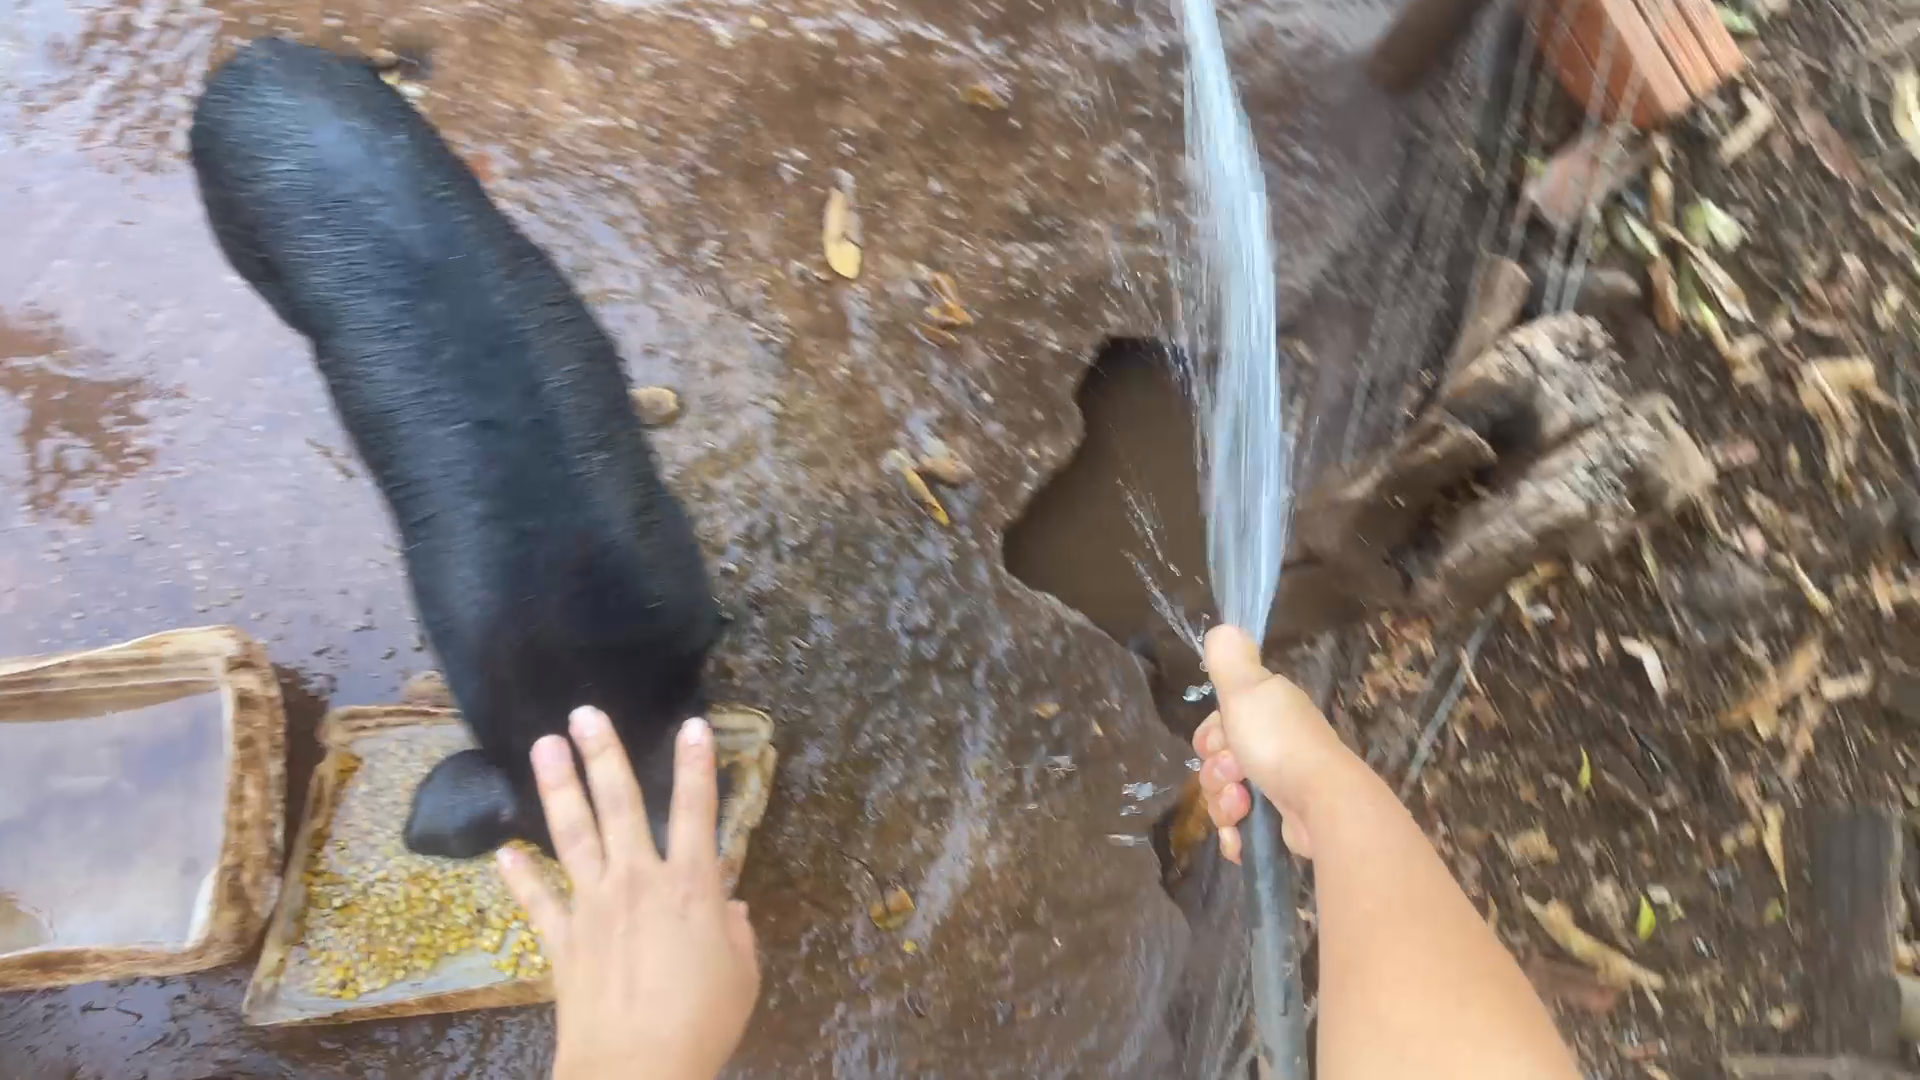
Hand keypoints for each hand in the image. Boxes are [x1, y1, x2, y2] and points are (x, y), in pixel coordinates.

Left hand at [498, 707, 759, 1079]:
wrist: (635, 1077)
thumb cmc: (702, 1022)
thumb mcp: (743, 973)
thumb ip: (737, 931)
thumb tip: (729, 910)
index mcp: (691, 884)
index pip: (696, 809)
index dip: (698, 764)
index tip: (694, 724)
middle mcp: (638, 880)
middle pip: (619, 805)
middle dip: (603, 755)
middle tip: (585, 714)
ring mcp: (593, 907)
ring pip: (573, 835)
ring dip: (558, 788)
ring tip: (544, 747)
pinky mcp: (561, 942)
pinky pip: (537, 902)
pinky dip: (520, 876)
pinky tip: (503, 852)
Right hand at [1191, 625, 1368, 861]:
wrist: (1325, 803)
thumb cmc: (1279, 743)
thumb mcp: (1245, 690)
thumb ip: (1228, 659)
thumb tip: (1224, 626)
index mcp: (1268, 711)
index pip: (1220, 723)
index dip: (1209, 735)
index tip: (1217, 743)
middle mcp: (1276, 743)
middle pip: (1219, 760)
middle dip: (1215, 773)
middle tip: (1233, 775)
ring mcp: (1282, 783)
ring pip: (1226, 794)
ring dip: (1223, 804)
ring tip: (1241, 808)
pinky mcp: (1284, 819)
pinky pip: (1243, 826)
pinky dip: (1235, 834)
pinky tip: (1238, 841)